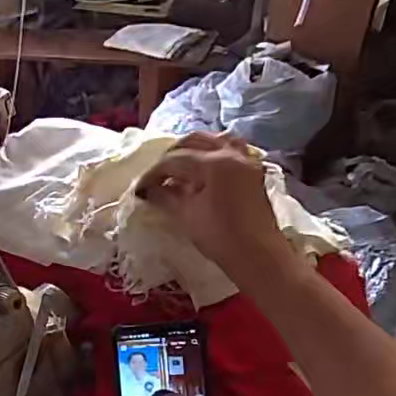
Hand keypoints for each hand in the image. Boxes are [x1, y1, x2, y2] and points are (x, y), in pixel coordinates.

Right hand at [133, 132, 287, 269]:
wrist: (256, 254)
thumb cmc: (219, 236)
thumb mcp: (186, 215)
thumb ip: (165, 196)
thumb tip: (147, 190)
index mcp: (214, 162)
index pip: (174, 160)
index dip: (153, 173)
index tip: (139, 188)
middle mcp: (231, 153)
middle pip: (194, 141)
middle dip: (171, 155)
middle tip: (156, 175)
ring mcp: (245, 160)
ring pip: (214, 141)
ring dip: (193, 149)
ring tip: (179, 167)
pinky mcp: (252, 171)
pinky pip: (230, 149)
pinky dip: (213, 153)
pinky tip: (204, 168)